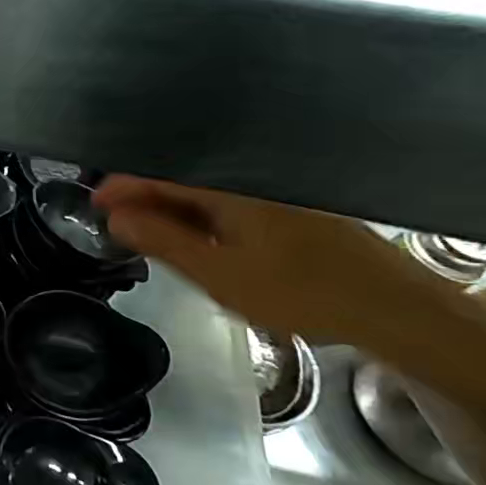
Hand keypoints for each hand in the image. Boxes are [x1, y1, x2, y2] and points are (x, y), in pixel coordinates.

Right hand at [92, 175, 454, 345]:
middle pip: (182, 180)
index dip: (122, 187)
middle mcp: (249, 182)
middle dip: (142, 197)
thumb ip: (163, 241)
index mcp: (229, 189)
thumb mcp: (218, 273)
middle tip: (112, 222)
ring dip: (170, 210)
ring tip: (143, 234)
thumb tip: (116, 216)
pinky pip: (229, 205)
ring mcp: (273, 195)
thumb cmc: (299, 291)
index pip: (159, 176)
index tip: (92, 204)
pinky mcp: (290, 211)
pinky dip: (200, 217)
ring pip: (206, 194)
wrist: (393, 307)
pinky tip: (194, 240)